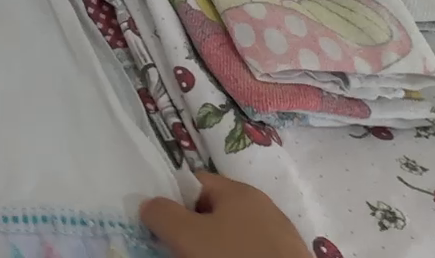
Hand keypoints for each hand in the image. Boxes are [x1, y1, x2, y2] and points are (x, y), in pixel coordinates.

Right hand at [140, 174, 308, 257]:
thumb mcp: (186, 235)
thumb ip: (160, 213)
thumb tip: (150, 206)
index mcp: (240, 191)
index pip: (194, 183)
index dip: (175, 203)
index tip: (167, 229)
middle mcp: (265, 208)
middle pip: (215, 213)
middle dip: (196, 232)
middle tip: (184, 253)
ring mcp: (284, 241)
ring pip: (236, 239)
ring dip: (218, 251)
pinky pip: (255, 255)